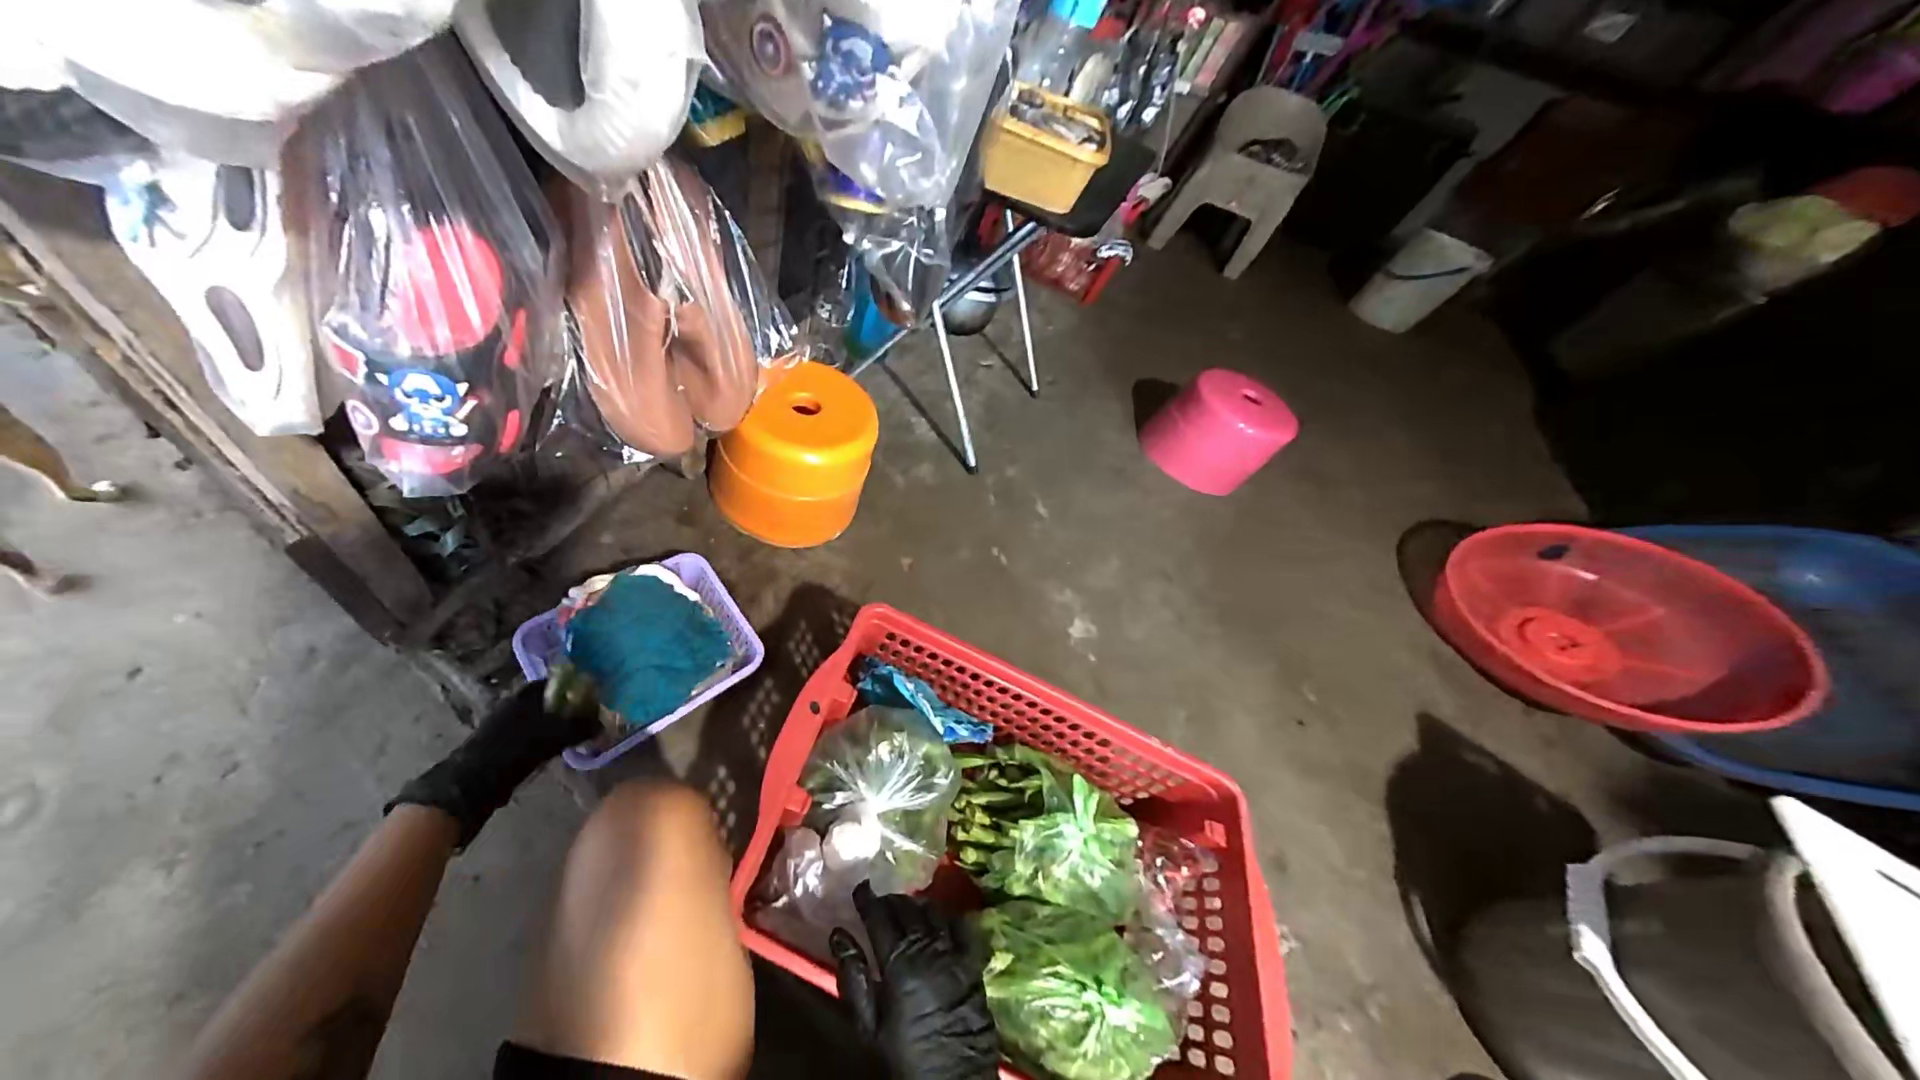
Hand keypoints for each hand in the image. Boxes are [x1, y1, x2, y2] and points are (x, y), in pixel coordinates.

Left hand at [387, 667, 602, 847]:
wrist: (471, 784)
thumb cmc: (512, 752)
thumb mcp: (552, 737)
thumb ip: (579, 728)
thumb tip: (603, 723)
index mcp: (523, 696)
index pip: (553, 682)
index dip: (573, 686)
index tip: (591, 696)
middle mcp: (512, 705)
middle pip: (546, 701)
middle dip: (567, 707)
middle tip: (587, 717)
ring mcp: (504, 725)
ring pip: (538, 719)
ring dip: (556, 725)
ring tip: (575, 735)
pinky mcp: (500, 745)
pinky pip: (530, 735)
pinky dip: (544, 739)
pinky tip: (555, 750)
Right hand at [830, 882, 999, 1079]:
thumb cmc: (903, 1057)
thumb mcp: (869, 1025)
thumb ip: (854, 976)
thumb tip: (838, 934)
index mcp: (899, 962)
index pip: (879, 917)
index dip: (868, 899)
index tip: (861, 887)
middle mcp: (928, 948)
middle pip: (907, 909)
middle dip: (891, 899)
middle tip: (881, 900)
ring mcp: (954, 952)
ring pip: (934, 912)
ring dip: (918, 904)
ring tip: (907, 906)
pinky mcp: (974, 963)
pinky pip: (962, 927)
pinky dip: (948, 917)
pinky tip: (940, 920)